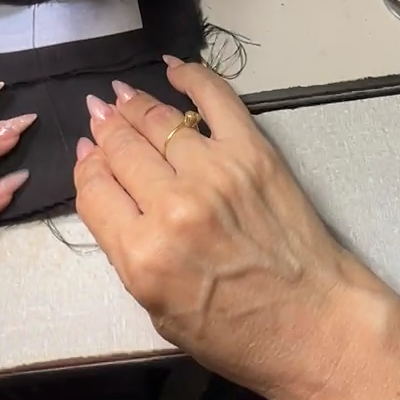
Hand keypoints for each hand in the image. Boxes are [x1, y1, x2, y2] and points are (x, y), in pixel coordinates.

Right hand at [71, 57, 399, 399]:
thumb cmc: (235, 331)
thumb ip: (124, 244)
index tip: (86, 150)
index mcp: (143, 256)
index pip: (94, 189)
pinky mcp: (252, 151)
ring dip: (135, 105)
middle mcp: (173, 207)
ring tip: (124, 96)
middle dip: (105, 127)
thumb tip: (102, 181)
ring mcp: (215, 172)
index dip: (85, 165)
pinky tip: (173, 68)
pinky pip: (215, 97)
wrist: (315, 324)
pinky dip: (192, 75)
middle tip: (99, 111)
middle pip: (122, 148)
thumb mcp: (157, 309)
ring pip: (159, 121)